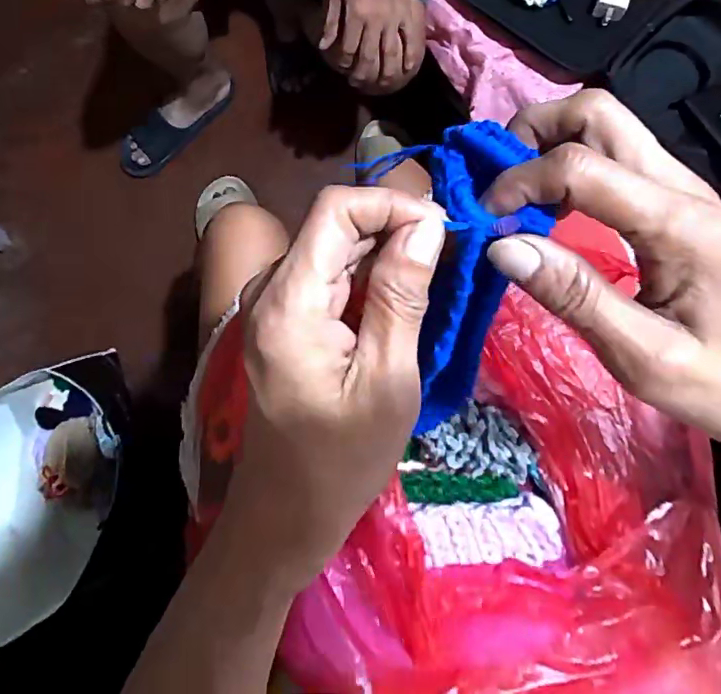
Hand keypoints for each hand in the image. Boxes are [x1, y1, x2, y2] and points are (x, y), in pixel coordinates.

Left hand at [224, 186, 445, 584]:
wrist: (283, 515)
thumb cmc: (340, 461)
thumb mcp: (387, 380)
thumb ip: (402, 296)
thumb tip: (427, 225)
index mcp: (288, 300)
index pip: (335, 209)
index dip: (391, 204)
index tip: (442, 229)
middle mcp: (271, 287)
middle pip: (334, 224)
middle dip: (394, 225)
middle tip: (449, 254)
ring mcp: (273, 301)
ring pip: (334, 246)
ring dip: (385, 249)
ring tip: (435, 274)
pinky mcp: (284, 317)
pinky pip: (329, 274)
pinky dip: (368, 274)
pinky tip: (403, 296)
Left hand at [322, 0, 425, 92]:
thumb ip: (331, 22)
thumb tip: (324, 47)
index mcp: (356, 15)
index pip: (350, 48)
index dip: (346, 63)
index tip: (344, 70)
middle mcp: (376, 20)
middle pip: (370, 57)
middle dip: (364, 75)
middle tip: (359, 85)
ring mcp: (395, 19)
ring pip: (391, 54)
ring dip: (386, 74)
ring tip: (382, 85)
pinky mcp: (409, 15)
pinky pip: (412, 40)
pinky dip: (411, 57)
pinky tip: (407, 69)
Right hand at [481, 91, 720, 480]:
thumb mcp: (643, 359)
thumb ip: (574, 296)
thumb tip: (501, 245)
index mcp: (681, 224)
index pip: (582, 166)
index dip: (521, 182)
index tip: (486, 221)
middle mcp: (683, 187)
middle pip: (597, 111)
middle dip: (534, 131)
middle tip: (498, 185)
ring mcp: (681, 187)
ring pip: (603, 122)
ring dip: (548, 141)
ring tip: (516, 195)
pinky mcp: (672, 198)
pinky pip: (611, 153)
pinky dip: (565, 161)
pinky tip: (548, 206)